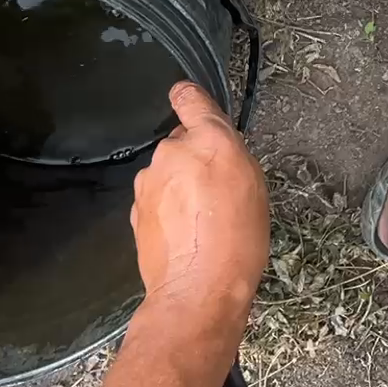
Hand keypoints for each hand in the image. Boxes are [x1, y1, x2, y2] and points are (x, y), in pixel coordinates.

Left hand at [130, 82, 269, 321]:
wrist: (200, 288)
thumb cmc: (240, 235)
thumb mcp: (253, 182)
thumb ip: (230, 154)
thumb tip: (214, 151)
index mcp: (209, 139)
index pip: (190, 99)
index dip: (189, 98)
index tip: (186, 99)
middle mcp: (173, 152)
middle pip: (181, 142)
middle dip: (193, 157)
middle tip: (214, 187)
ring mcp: (149, 181)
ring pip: (166, 171)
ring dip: (178, 183)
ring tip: (200, 216)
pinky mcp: (134, 209)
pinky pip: (155, 196)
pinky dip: (166, 206)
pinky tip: (183, 231)